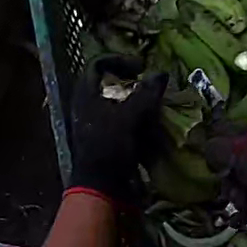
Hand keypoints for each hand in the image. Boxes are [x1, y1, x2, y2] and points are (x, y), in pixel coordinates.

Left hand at [67, 59, 168, 204]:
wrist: (101, 187)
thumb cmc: (109, 147)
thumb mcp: (129, 118)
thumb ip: (145, 94)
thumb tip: (161, 74)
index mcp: (85, 95)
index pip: (97, 64)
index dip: (119, 60)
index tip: (140, 68)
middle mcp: (88, 106)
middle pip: (110, 84)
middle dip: (134, 85)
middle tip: (151, 88)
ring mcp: (97, 124)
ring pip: (120, 104)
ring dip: (139, 104)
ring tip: (156, 109)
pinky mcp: (107, 140)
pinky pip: (125, 123)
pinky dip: (139, 122)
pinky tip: (152, 129)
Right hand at [205, 124, 246, 223]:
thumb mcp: (239, 150)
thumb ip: (216, 148)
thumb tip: (203, 147)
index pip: (224, 137)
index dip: (213, 150)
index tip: (208, 162)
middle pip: (229, 167)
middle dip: (226, 180)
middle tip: (229, 187)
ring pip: (238, 187)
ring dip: (236, 197)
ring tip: (243, 201)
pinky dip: (244, 211)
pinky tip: (240, 218)